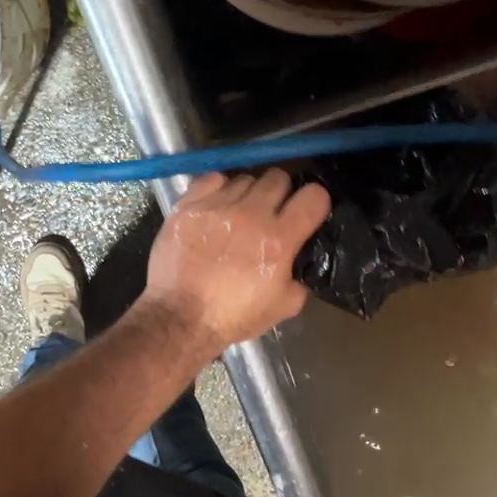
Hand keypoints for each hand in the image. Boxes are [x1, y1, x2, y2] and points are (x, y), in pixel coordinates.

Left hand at [140, 169, 331, 353]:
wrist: (181, 318)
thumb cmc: (233, 317)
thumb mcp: (283, 307)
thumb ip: (300, 278)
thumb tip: (299, 261)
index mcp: (279, 241)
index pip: (313, 197)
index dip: (316, 202)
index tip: (308, 212)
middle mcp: (250, 215)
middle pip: (278, 178)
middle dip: (281, 194)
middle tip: (272, 213)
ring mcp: (217, 207)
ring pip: (245, 178)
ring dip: (248, 194)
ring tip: (240, 214)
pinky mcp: (188, 206)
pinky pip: (212, 179)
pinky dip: (218, 189)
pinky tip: (217, 207)